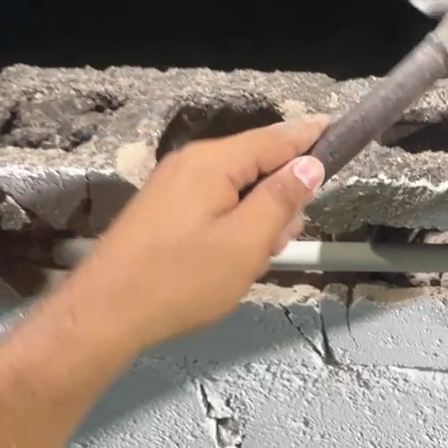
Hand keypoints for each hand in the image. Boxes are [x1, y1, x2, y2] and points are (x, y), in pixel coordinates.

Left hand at [69, 117, 328, 350]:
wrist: (104, 316)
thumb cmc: (180, 281)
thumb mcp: (245, 244)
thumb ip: (281, 200)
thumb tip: (310, 163)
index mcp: (213, 163)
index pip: (277, 138)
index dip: (313, 136)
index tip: (344, 131)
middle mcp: (192, 163)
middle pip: (259, 163)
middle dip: (281, 198)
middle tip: (279, 243)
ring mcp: (175, 186)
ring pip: (240, 189)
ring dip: (258, 220)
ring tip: (250, 261)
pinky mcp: (166, 209)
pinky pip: (218, 204)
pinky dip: (235, 226)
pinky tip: (229, 261)